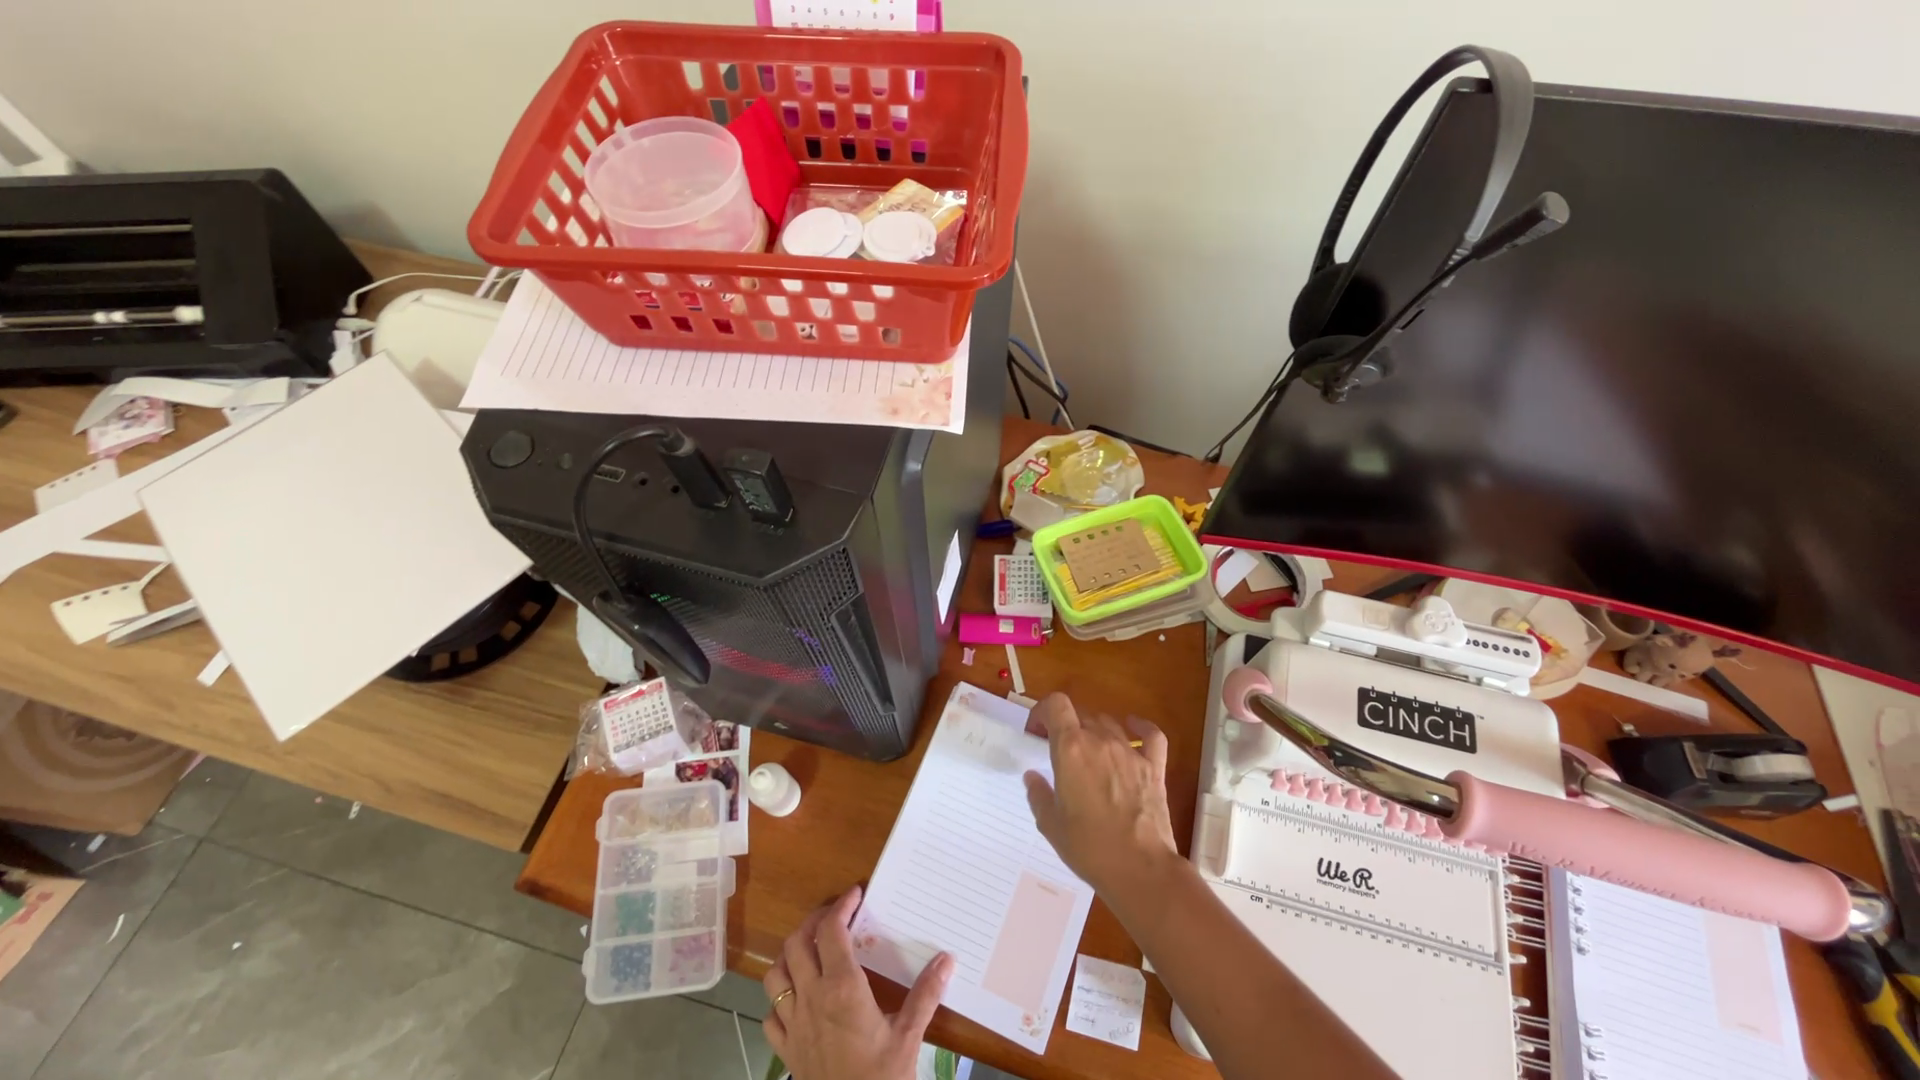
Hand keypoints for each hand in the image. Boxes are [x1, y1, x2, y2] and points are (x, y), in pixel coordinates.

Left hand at [763, 885, 953, 1079]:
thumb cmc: (883, 1078)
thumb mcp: (909, 1036)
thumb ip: (926, 994)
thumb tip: (947, 959)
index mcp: (842, 989)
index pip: (831, 931)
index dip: (840, 906)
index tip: (855, 894)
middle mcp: (811, 998)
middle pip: (797, 943)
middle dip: (813, 922)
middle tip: (835, 916)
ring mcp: (793, 1024)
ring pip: (775, 973)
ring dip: (789, 954)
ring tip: (810, 949)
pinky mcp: (785, 1049)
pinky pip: (770, 1013)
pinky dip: (779, 997)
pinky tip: (796, 997)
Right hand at [1022, 693, 1179, 897]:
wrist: (1139, 868)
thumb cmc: (1088, 848)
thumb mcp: (1050, 824)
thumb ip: (1039, 794)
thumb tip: (1033, 776)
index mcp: (1070, 749)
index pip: (1056, 705)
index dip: (1043, 712)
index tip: (1036, 732)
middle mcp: (1101, 741)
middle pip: (1081, 715)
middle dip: (1066, 727)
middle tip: (1058, 751)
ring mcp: (1131, 753)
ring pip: (1109, 724)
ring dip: (1094, 731)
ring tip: (1088, 753)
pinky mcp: (1154, 767)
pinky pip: (1151, 736)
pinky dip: (1141, 727)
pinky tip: (1133, 728)